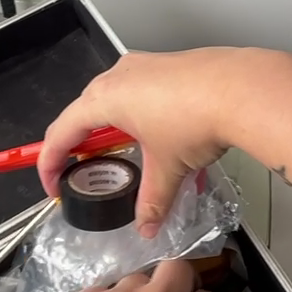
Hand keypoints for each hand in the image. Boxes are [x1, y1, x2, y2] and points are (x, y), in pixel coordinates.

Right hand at [37, 48, 291, 235]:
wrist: (240, 86)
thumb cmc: (192, 122)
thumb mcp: (168, 168)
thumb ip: (151, 201)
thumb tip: (147, 229)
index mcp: (104, 98)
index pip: (62, 132)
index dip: (50, 162)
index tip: (53, 187)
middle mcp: (117, 74)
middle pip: (84, 110)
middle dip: (79, 143)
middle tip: (84, 171)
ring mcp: (144, 63)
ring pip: (113, 95)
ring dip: (110, 125)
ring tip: (123, 153)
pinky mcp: (167, 62)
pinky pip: (139, 87)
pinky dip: (136, 112)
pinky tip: (156, 131)